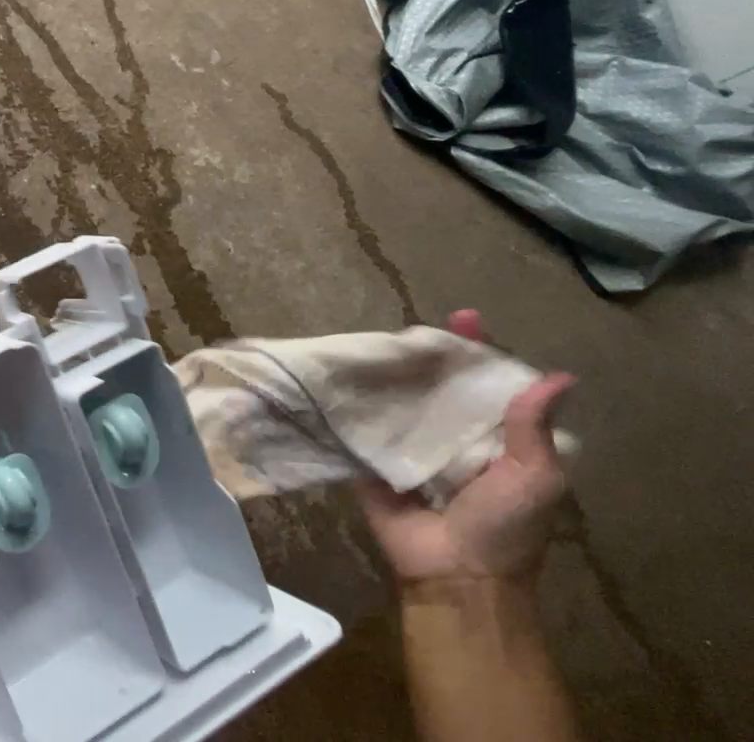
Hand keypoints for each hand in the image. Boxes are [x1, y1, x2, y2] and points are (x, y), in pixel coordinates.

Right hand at [358, 309, 574, 588]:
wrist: (450, 572)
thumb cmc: (503, 527)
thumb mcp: (534, 479)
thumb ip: (533, 430)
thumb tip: (558, 376)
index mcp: (492, 436)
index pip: (485, 383)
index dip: (476, 350)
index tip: (464, 317)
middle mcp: (447, 433)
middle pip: (434, 384)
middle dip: (420, 354)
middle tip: (404, 328)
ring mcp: (404, 445)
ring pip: (394, 400)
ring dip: (380, 374)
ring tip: (363, 342)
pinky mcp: (366, 457)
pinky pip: (356, 426)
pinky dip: (345, 404)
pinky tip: (330, 377)